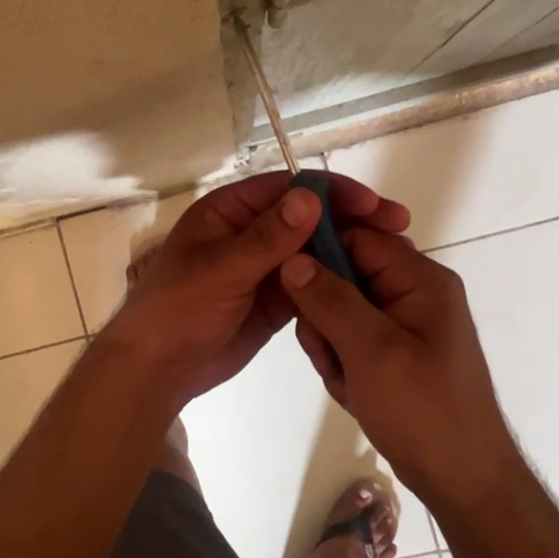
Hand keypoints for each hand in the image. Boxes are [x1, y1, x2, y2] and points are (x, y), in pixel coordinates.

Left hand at [100, 171, 409, 402]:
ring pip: (313, 251)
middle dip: (350, 220)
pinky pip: (311, 284)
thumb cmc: (177, 309)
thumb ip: (266, 238)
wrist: (158, 368)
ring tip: (395, 257)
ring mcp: (263, 268)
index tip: (373, 204)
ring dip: (349, 251)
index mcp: (227, 212)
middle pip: (307, 218)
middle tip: (399, 228)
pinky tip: (371, 287)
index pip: (287, 189)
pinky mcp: (274, 301)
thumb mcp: (220, 270)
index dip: (331, 192)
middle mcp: (248, 234)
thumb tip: (311, 198)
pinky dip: (337, 284)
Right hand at [280, 229, 528, 510]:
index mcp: (420, 279)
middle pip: (343, 275)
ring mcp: (407, 324)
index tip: (287, 284)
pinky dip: (344, 364)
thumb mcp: (371, 351)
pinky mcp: (397, 352)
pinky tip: (354, 392)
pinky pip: (352, 340)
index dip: (317, 254)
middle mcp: (414, 292)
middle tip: (329, 352)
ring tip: (347, 381)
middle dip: (324, 313)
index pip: (356, 237)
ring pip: (341, 311)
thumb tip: (292, 259)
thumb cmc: (423, 410)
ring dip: (331, 345)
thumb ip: (330, 299)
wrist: (464, 480)